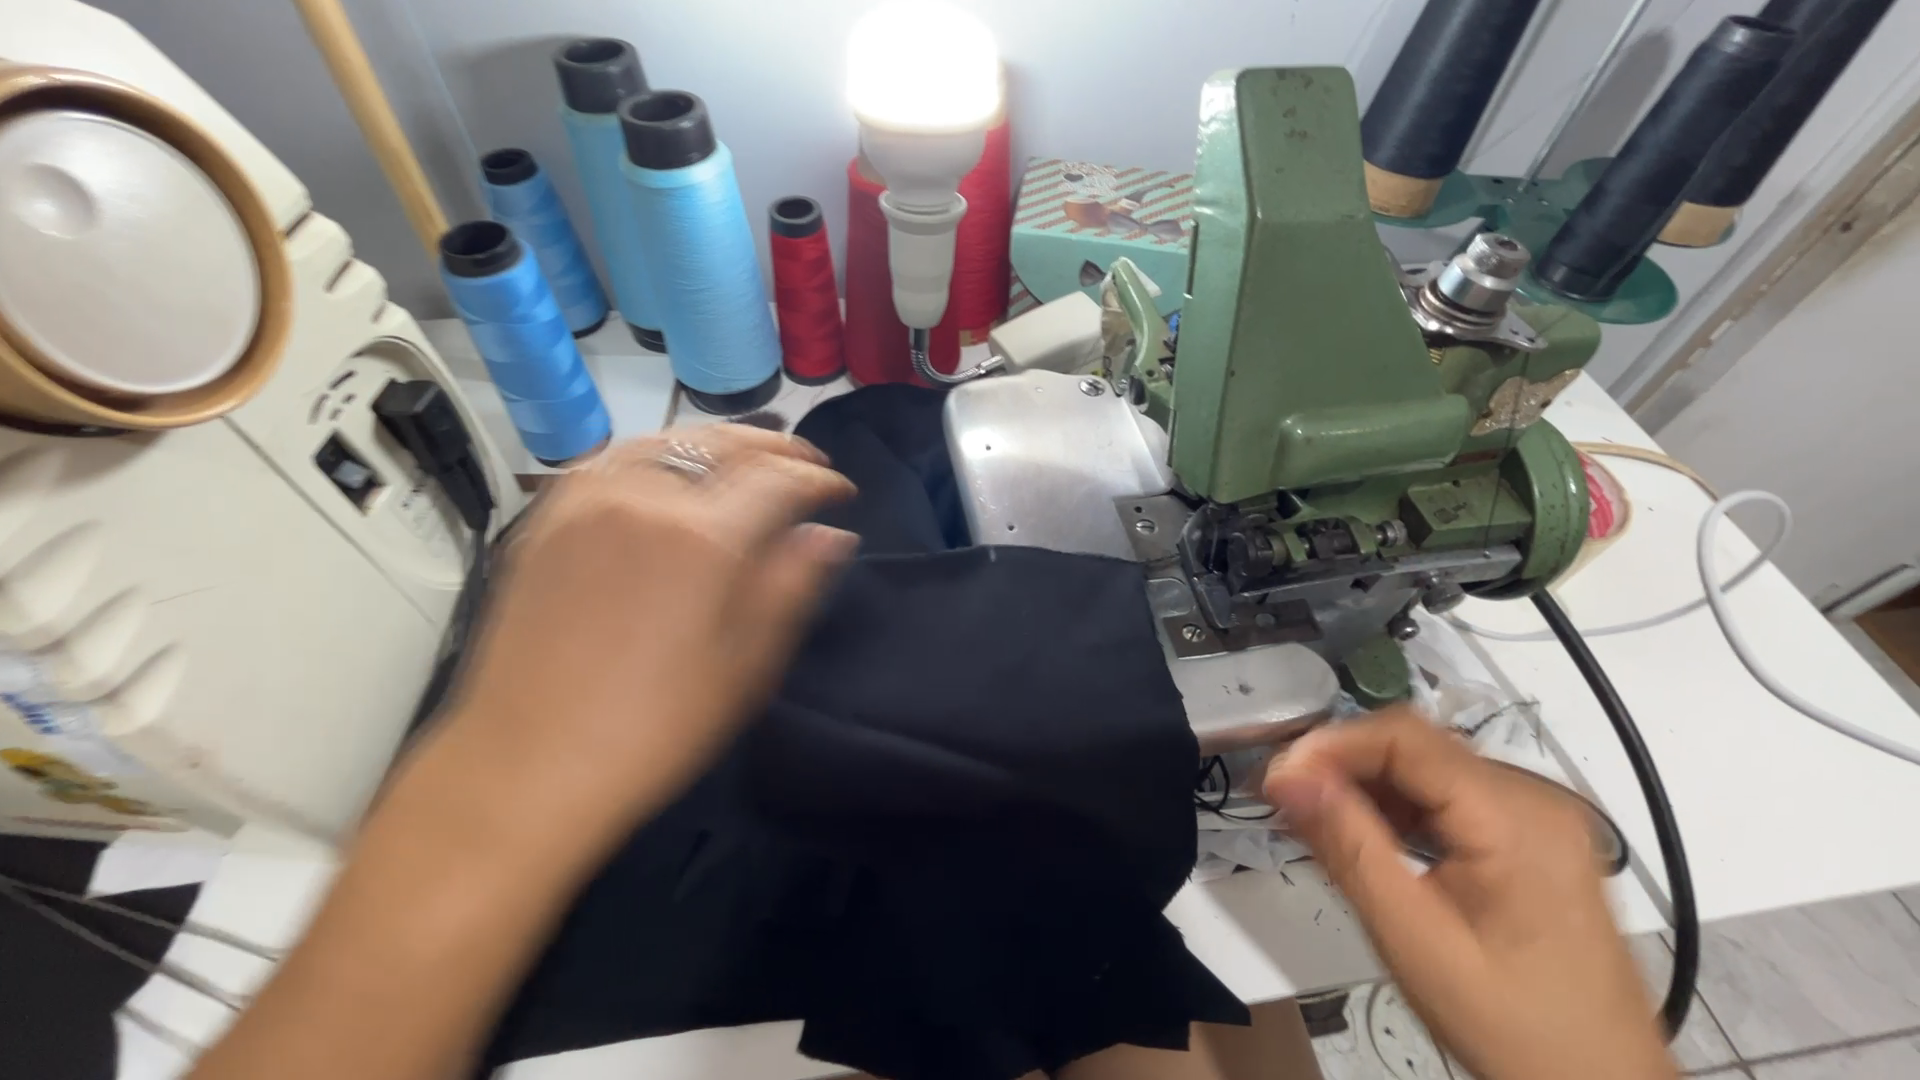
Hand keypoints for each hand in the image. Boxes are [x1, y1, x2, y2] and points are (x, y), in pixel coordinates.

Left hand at [439, 425, 857, 846]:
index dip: (818, 480)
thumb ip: (791, 585)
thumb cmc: (656, 728)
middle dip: (773, 447)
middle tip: (803, 464)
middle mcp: (643, 498)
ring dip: (715, 443)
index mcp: (703, 537)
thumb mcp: (746, 666)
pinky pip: (608, 459)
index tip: (842, 492)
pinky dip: (655, 452)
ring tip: (743, 460)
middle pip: (721, 443)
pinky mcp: (547, 520)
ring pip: (664, 441)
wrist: (528, 763)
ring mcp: (586, 502)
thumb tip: (831, 534)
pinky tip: (668, 472)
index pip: (778, 479)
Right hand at [1264, 709, 1675, 1079]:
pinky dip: (1399, 806)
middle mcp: (1535, 799)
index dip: (1330, 745)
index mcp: (1516, 817)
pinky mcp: (1533, 836)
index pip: (1405, 738)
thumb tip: (1286, 777)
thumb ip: (1347, 846)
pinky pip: (1450, 796)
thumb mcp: (1413, 937)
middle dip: (1341, 764)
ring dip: (1365, 785)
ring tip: (1313, 817)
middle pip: (1417, 747)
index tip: (1277, 780)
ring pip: (1428, 768)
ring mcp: (1539, 816)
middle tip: (1285, 799)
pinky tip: (1365, 835)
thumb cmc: (1512, 1025)